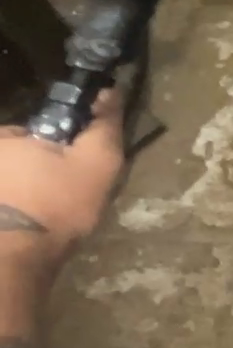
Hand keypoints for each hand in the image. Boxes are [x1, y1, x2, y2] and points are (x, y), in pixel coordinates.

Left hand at [0, 91, 124, 266]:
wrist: (14, 257)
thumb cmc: (59, 201)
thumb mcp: (98, 160)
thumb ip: (103, 124)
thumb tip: (107, 91)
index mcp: (5, 139)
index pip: (38, 131)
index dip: (62, 145)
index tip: (74, 166)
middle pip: (18, 155)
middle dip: (38, 167)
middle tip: (61, 190)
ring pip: (10, 178)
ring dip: (24, 189)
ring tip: (42, 211)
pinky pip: (8, 198)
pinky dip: (13, 205)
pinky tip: (26, 221)